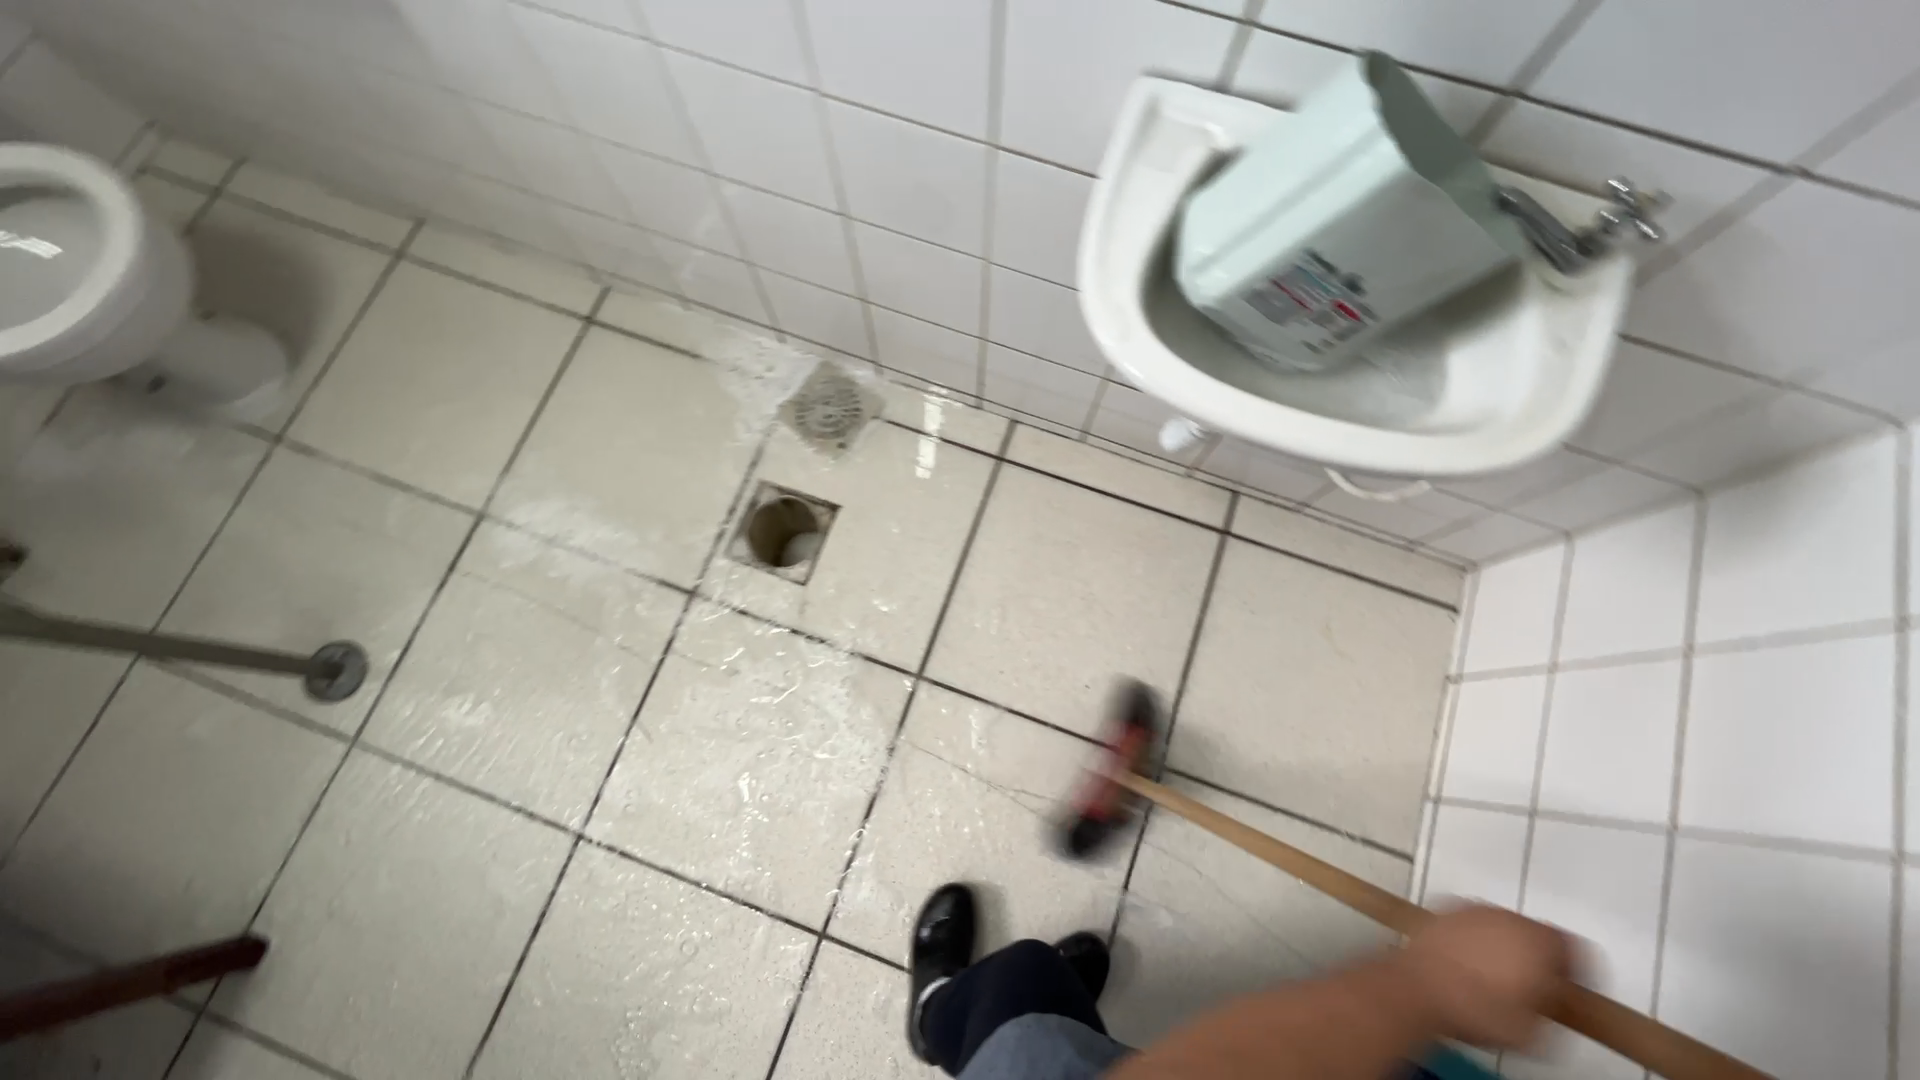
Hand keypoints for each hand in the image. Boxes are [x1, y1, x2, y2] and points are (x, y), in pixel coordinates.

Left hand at [1399, 903, 1576, 1048]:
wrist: (1418, 988)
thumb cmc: (1479, 1011)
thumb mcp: (1536, 1030)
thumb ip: (1555, 1008)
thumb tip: (1554, 1000)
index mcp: (1539, 942)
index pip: (1574, 948)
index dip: (1574, 970)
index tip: (1568, 989)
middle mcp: (1507, 917)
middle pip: (1535, 933)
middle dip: (1538, 956)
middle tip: (1532, 985)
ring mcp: (1472, 909)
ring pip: (1501, 925)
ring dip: (1505, 945)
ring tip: (1495, 976)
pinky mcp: (1442, 909)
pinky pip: (1470, 923)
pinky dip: (1474, 938)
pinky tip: (1466, 962)